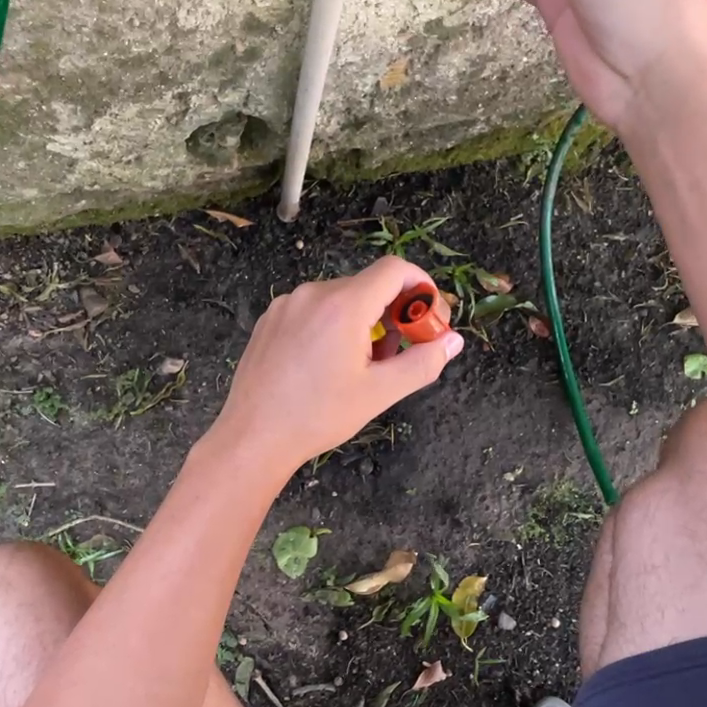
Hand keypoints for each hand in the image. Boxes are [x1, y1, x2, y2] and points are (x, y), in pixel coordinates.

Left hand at [209, 257, 464, 474]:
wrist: (253, 436)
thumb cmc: (318, 416)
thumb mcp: (379, 392)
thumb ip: (422, 363)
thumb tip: (453, 342)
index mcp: (343, 305)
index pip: (395, 270)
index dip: (422, 286)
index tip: (430, 317)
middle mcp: (313, 294)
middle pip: (369, 286)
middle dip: (394, 313)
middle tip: (401, 352)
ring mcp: (287, 304)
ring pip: (341, 299)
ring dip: (364, 322)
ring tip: (364, 365)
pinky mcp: (270, 319)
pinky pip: (314, 310)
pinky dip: (334, 326)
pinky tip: (330, 364)